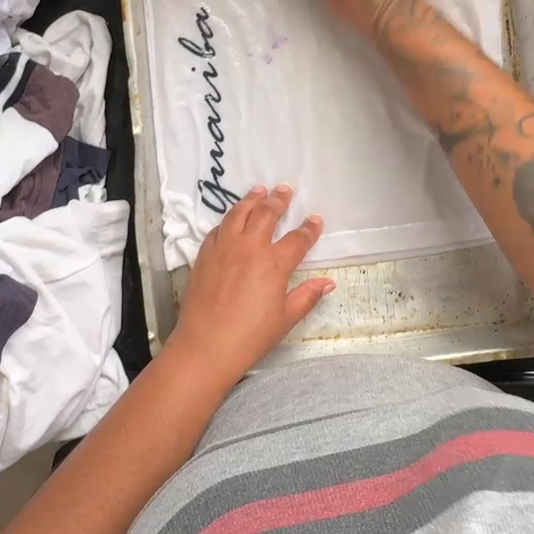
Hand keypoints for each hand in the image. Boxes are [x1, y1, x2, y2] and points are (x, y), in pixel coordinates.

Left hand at [165, 184, 332, 383]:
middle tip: (285, 190)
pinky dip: (228, 220)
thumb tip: (328, 283)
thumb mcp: (286, 318)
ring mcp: (224, 247)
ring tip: (259, 190)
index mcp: (275, 263)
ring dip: (251, 199)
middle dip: (278, 200)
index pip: (298, 239)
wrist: (206, 344)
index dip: (309, 228)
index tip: (315, 220)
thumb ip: (307, 296)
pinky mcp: (205, 254)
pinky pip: (218, 228)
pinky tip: (232, 219)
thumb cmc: (251, 335)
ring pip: (239, 213)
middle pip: (266, 214)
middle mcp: (250, 247)